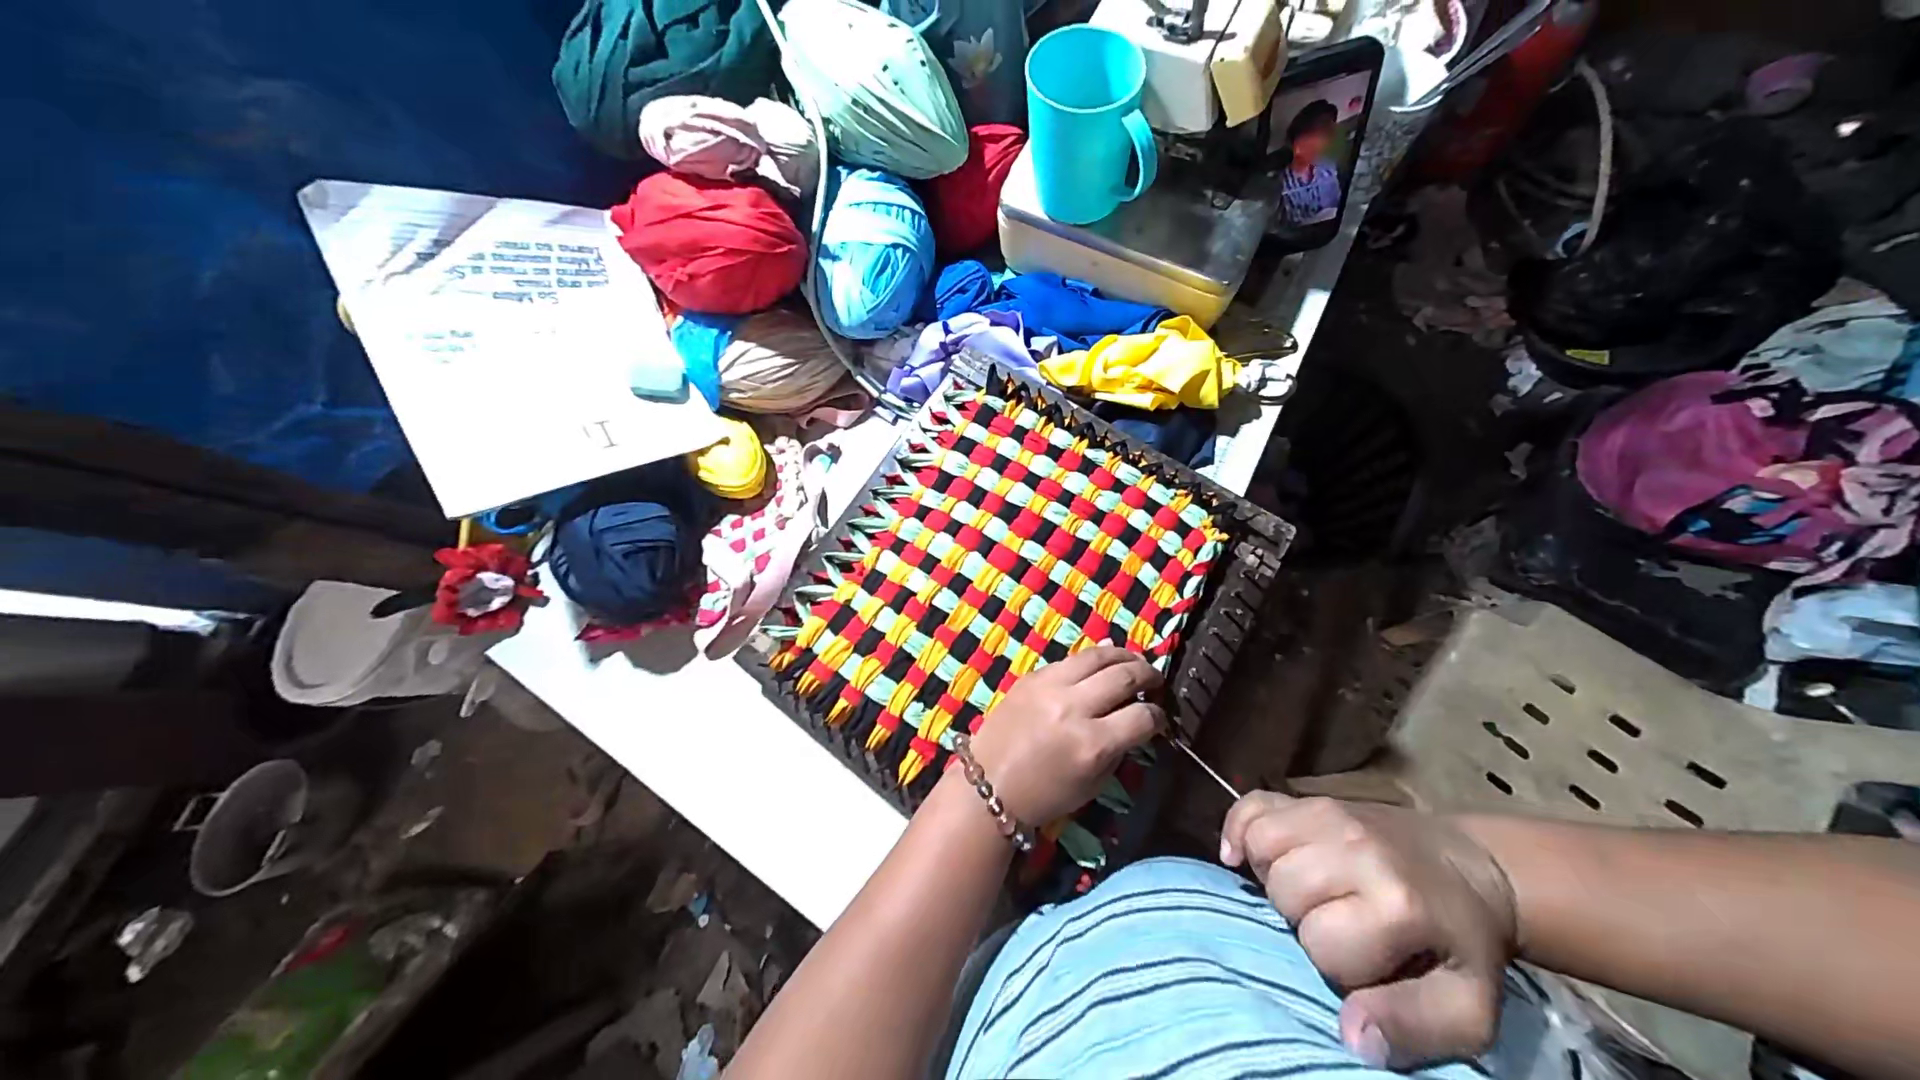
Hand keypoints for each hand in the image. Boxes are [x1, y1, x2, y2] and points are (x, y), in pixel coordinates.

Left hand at [968, 646, 1163, 825]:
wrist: (989, 783)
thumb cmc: (1045, 793)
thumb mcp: (1094, 782)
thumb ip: (1120, 747)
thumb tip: (1139, 716)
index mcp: (1092, 744)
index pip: (1143, 717)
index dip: (1159, 716)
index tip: (1160, 716)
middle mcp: (1073, 708)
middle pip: (1124, 677)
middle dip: (1148, 676)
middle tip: (1156, 681)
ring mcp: (1050, 687)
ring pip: (1098, 656)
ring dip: (1123, 656)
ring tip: (1135, 662)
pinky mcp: (1032, 676)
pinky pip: (1070, 660)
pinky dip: (1092, 660)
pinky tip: (1103, 663)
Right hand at [1220, 793, 1517, 1069]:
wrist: (1470, 866)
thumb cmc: (1459, 942)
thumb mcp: (1463, 1005)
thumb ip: (1413, 1027)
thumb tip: (1351, 1036)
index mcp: (1397, 903)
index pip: (1322, 947)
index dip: (1338, 966)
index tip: (1365, 962)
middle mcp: (1357, 848)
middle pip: (1283, 891)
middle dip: (1300, 918)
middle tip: (1331, 923)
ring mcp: (1330, 813)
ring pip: (1261, 845)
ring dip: (1270, 875)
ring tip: (1299, 891)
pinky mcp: (1311, 797)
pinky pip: (1250, 807)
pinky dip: (1239, 831)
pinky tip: (1245, 857)